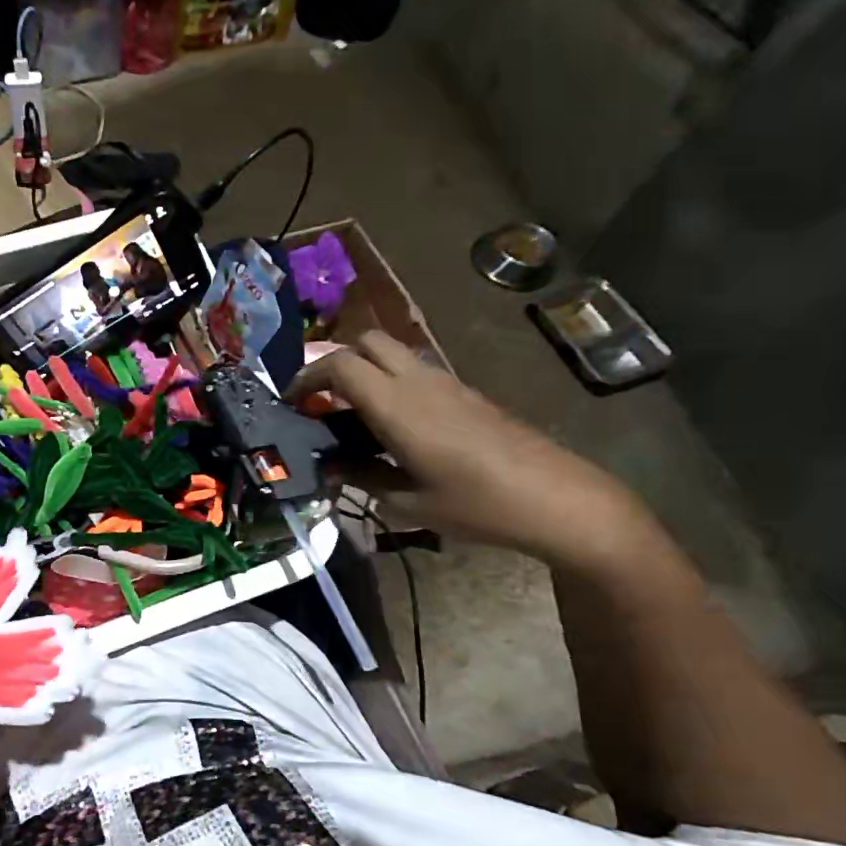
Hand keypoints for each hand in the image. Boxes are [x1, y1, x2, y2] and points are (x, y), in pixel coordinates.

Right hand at [287, 331, 657, 573]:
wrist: (553, 496)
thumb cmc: (475, 505)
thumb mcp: (407, 503)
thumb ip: (362, 478)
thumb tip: (332, 468)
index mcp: (397, 405)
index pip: (340, 366)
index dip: (307, 377)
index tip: (292, 402)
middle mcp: (419, 381)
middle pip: (367, 341)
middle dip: (335, 362)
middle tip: (322, 401)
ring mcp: (447, 382)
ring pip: (394, 352)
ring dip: (366, 369)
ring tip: (353, 415)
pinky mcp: (466, 392)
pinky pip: (417, 370)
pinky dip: (392, 382)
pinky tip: (394, 426)